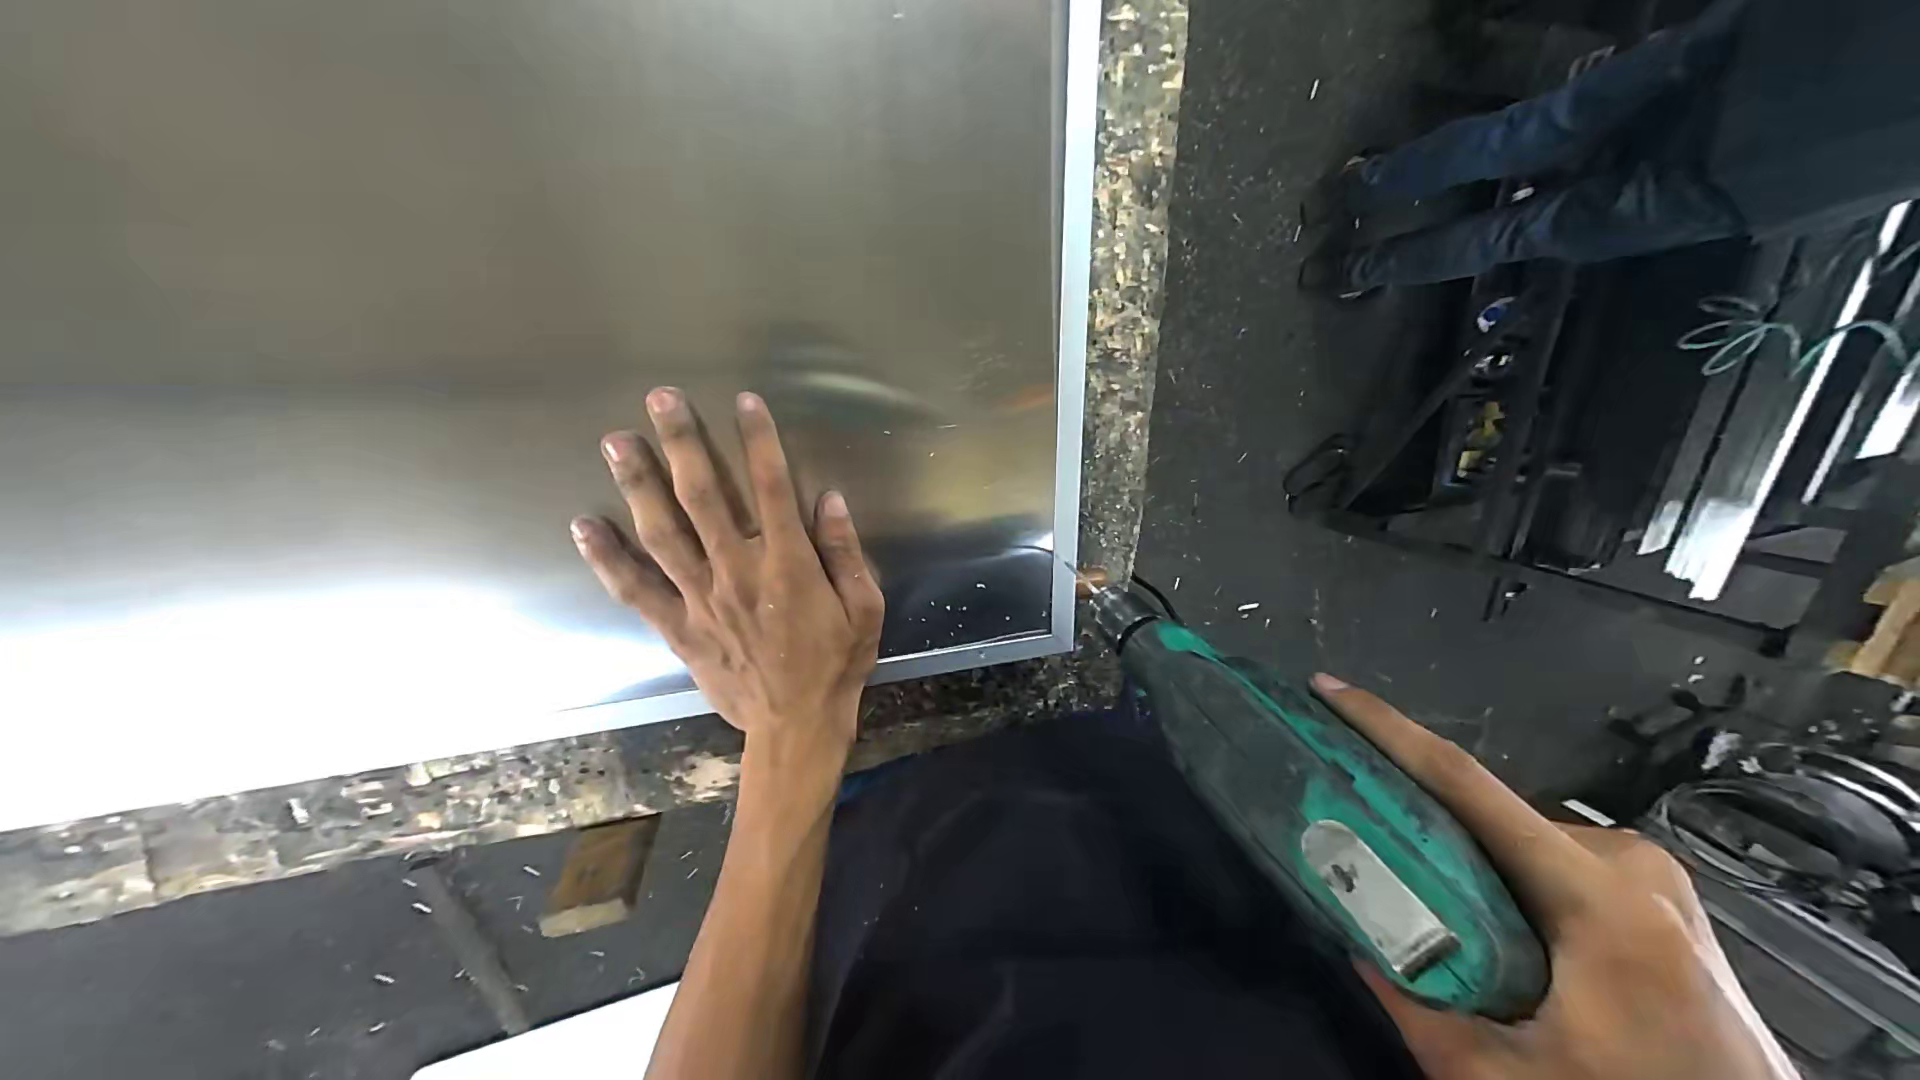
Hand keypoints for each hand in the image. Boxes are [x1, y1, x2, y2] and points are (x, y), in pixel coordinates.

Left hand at [571, 388, 883, 764]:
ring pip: (663, 532)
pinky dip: (608, 558)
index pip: (772, 487)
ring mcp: (701, 598)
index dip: (759, 440)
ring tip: (615, 441)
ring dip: (638, 483)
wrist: (795, 726)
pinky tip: (584, 526)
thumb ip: (845, 553)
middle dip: (683, 443)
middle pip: (704, 496)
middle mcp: (737, 571)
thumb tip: (828, 500)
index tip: (745, 401)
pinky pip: (635, 589)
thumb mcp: (864, 608)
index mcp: (787, 565)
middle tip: (660, 400)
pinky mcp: (677, 627)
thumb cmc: (836, 665)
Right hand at [1311, 674, 1795, 1079]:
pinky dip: (1490, 862)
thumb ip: (1415, 1009)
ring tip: (1402, 871)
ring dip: (1450, 840)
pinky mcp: (1655, 893)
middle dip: (1407, 798)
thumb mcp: (1503, 1078)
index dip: (1388, 729)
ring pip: (1509, 828)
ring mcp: (1648, 874)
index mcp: (1598, 899)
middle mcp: (1626, 862)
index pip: (1465, 784)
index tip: (1329, 688)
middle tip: (1343, 803)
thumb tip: (1353, 939)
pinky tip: (1469, 901)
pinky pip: (1540, 850)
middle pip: (1482, 804)